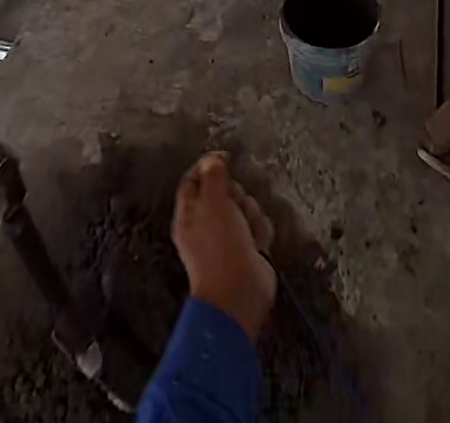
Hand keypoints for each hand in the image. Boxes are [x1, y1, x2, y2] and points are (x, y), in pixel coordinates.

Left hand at [171, 152, 275, 339]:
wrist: (239, 291)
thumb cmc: (220, 244)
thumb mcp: (213, 203)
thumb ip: (213, 177)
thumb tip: (212, 159)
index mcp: (189, 213)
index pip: (193, 180)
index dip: (208, 166)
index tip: (225, 157)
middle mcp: (207, 223)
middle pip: (224, 191)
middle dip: (236, 194)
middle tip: (236, 206)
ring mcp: (228, 237)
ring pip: (245, 207)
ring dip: (251, 214)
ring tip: (248, 230)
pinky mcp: (248, 247)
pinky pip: (258, 226)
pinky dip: (260, 231)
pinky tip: (258, 243)